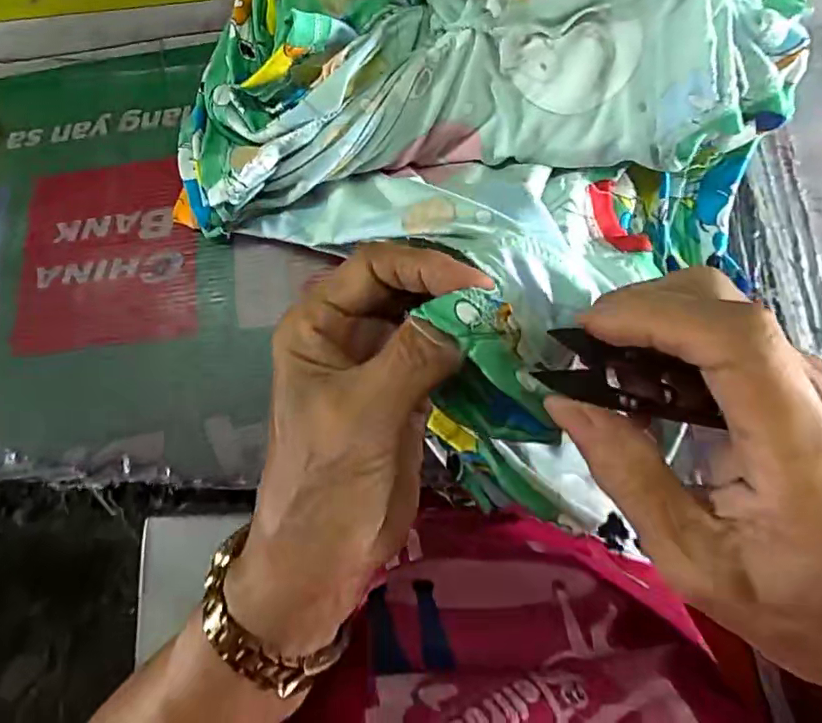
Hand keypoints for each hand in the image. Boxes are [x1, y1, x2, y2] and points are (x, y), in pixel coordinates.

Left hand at [226, 243, 492, 654]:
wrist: (323, 555)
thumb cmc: (326, 480)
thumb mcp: (364, 412)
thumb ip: (412, 356)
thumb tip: (467, 310)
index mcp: (316, 322)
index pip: (371, 267)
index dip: (422, 264)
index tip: (476, 283)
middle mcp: (343, 329)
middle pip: (398, 284)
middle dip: (444, 284)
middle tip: (498, 298)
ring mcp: (374, 358)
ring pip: (420, 316)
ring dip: (459, 313)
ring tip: (505, 317)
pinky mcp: (401, 387)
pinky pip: (435, 352)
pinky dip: (464, 347)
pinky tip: (496, 348)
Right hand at [544, 268, 821, 708]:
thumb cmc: (781, 602)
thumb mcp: (686, 558)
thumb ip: (625, 473)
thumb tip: (564, 401)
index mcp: (802, 453)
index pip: (737, 339)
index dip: (655, 316)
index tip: (589, 331)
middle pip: (730, 306)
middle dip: (646, 305)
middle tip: (591, 341)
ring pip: (732, 306)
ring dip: (659, 312)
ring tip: (613, 352)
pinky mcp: (811, 386)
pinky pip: (737, 330)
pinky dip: (680, 330)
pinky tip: (652, 370)